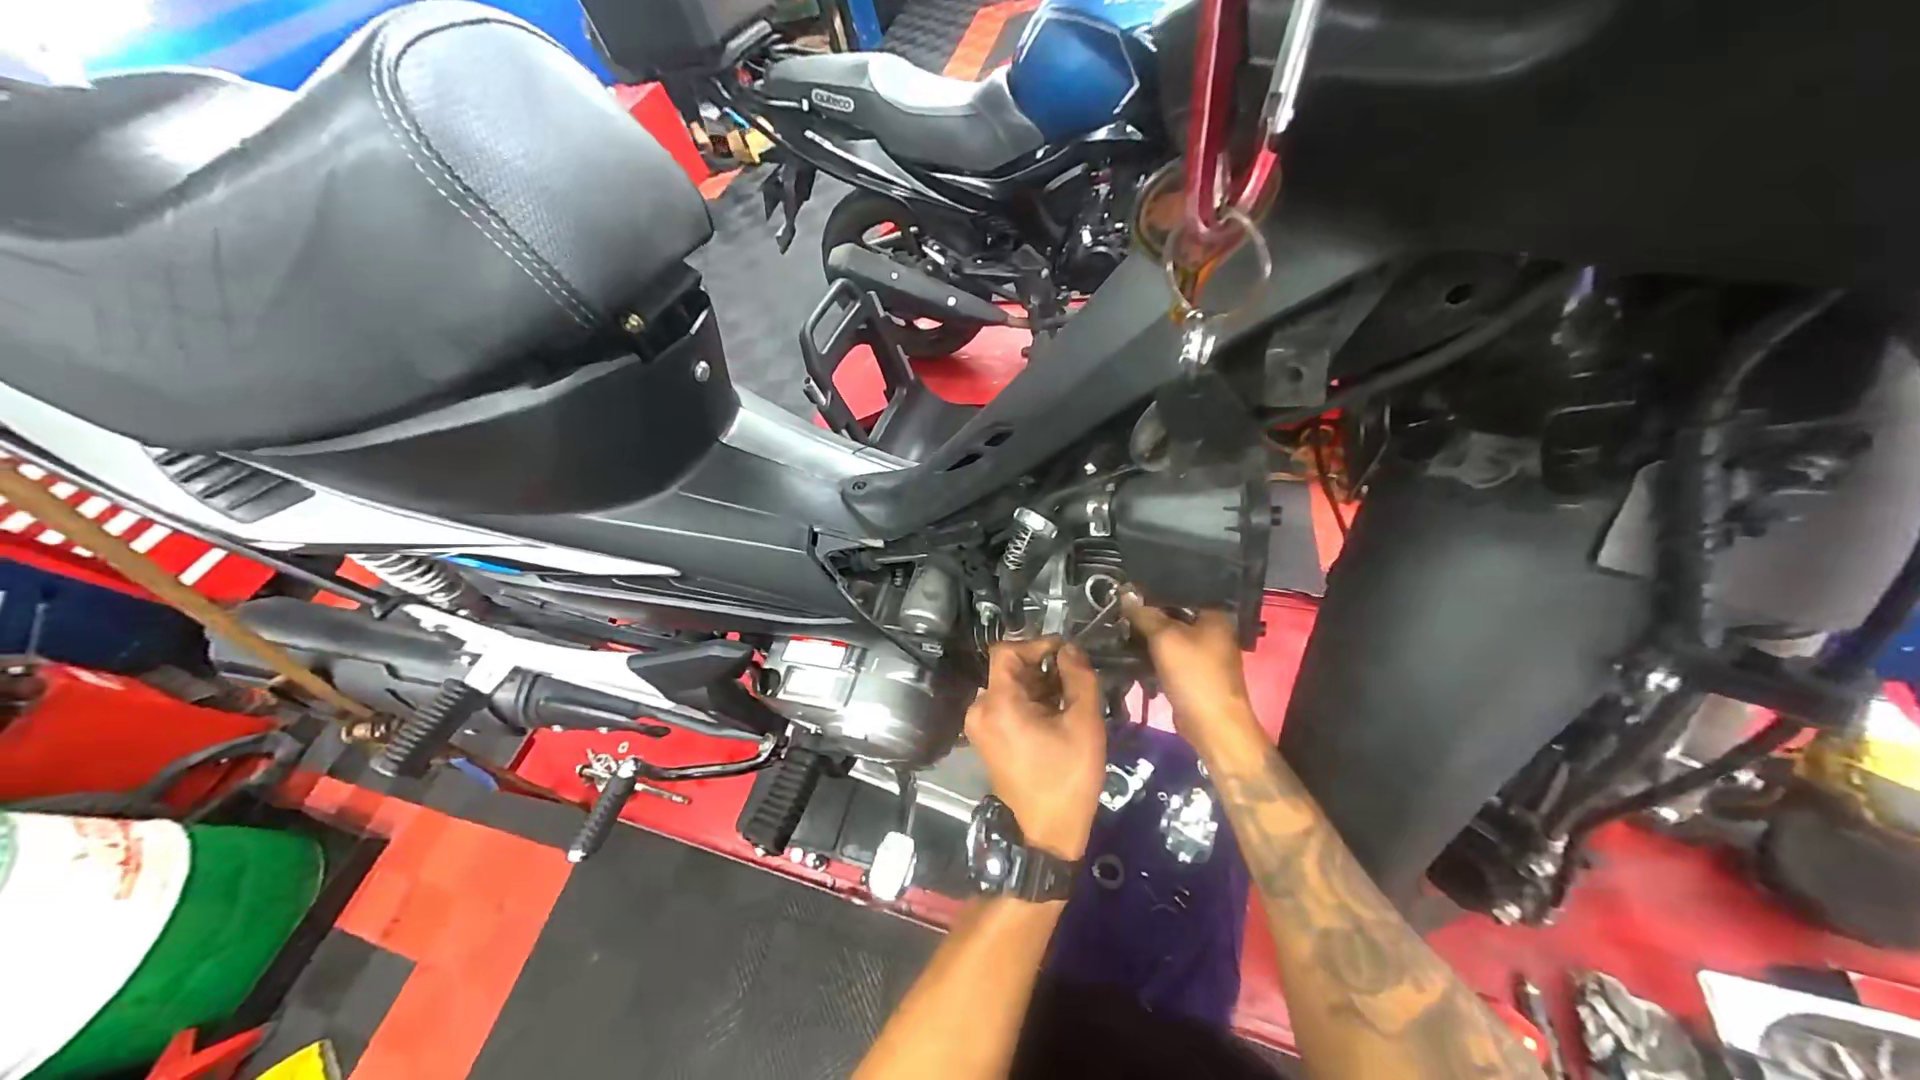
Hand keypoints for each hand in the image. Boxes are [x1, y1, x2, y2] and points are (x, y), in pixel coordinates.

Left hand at [964, 639, 1106, 860]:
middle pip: (1009, 669)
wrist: (1046, 833)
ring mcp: (980, 726)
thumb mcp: (1084, 724)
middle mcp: (980, 709)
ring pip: (1010, 687)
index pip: (1006, 651)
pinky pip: (1007, 706)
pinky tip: (1057, 716)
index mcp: (997, 703)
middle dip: (1043, 668)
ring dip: (1040, 686)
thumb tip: (1070, 649)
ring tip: (1072, 700)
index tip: (1067, 654)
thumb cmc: (1066, 778)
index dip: (1037, 644)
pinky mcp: (988, 739)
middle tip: (1076, 680)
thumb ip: (1079, 677)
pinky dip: (1031, 703)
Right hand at [1122, 592, 1251, 743]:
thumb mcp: (1165, 638)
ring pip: (1169, 635)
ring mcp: (1203, 652)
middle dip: (1147, 613)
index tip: (1126, 589)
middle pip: (1174, 613)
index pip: (1181, 591)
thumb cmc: (1194, 674)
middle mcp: (1212, 630)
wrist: (1212, 725)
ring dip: (1147, 635)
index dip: (1153, 589)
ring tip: (1119, 626)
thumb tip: (1125, 594)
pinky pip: (1168, 655)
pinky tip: (1130, 650)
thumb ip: (1144, 614)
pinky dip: (1152, 653)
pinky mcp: (1193, 672)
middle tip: (1118, 608)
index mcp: (1215, 614)